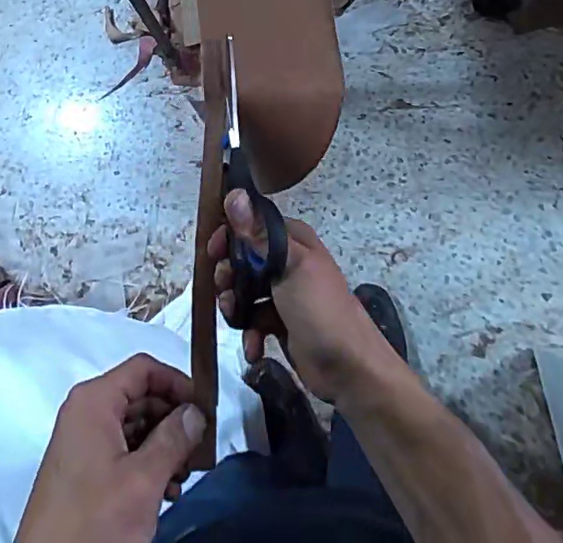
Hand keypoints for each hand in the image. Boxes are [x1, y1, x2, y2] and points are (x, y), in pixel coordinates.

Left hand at [18, 354, 206, 542]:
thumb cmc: (91, 525)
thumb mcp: (143, 480)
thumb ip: (174, 439)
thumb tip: (194, 413)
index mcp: (93, 401)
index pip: (144, 369)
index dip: (177, 382)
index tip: (203, 408)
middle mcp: (84, 413)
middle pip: (140, 396)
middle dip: (172, 419)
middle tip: (199, 446)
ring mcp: (81, 442)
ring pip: (134, 424)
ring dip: (163, 445)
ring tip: (183, 474)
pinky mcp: (82, 470)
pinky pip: (122, 449)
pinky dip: (146, 463)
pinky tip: (165, 490)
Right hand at [208, 190, 395, 401]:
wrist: (349, 369)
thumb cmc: (320, 309)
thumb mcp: (289, 266)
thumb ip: (258, 234)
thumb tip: (235, 193)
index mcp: (293, 240)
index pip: (253, 225)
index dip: (230, 236)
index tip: (213, 252)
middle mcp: (288, 262)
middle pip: (244, 260)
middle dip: (229, 276)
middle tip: (225, 291)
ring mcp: (284, 294)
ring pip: (244, 292)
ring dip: (235, 307)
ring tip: (237, 320)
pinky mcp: (281, 324)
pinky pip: (254, 322)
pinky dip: (250, 334)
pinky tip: (254, 348)